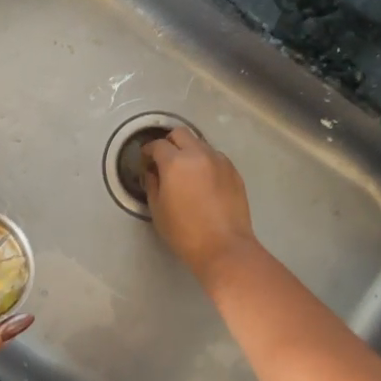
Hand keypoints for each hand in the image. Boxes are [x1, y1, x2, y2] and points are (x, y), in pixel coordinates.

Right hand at [143, 128, 260, 282]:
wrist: (224, 247)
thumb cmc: (184, 232)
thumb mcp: (158, 210)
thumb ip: (152, 184)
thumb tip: (153, 172)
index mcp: (175, 162)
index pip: (158, 145)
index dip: (148, 150)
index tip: (146, 159)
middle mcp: (198, 154)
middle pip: (181, 134)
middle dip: (169, 142)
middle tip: (164, 160)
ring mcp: (219, 161)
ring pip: (200, 144)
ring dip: (189, 151)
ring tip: (186, 171)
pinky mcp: (234, 172)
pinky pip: (215, 158)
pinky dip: (205, 162)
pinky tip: (204, 181)